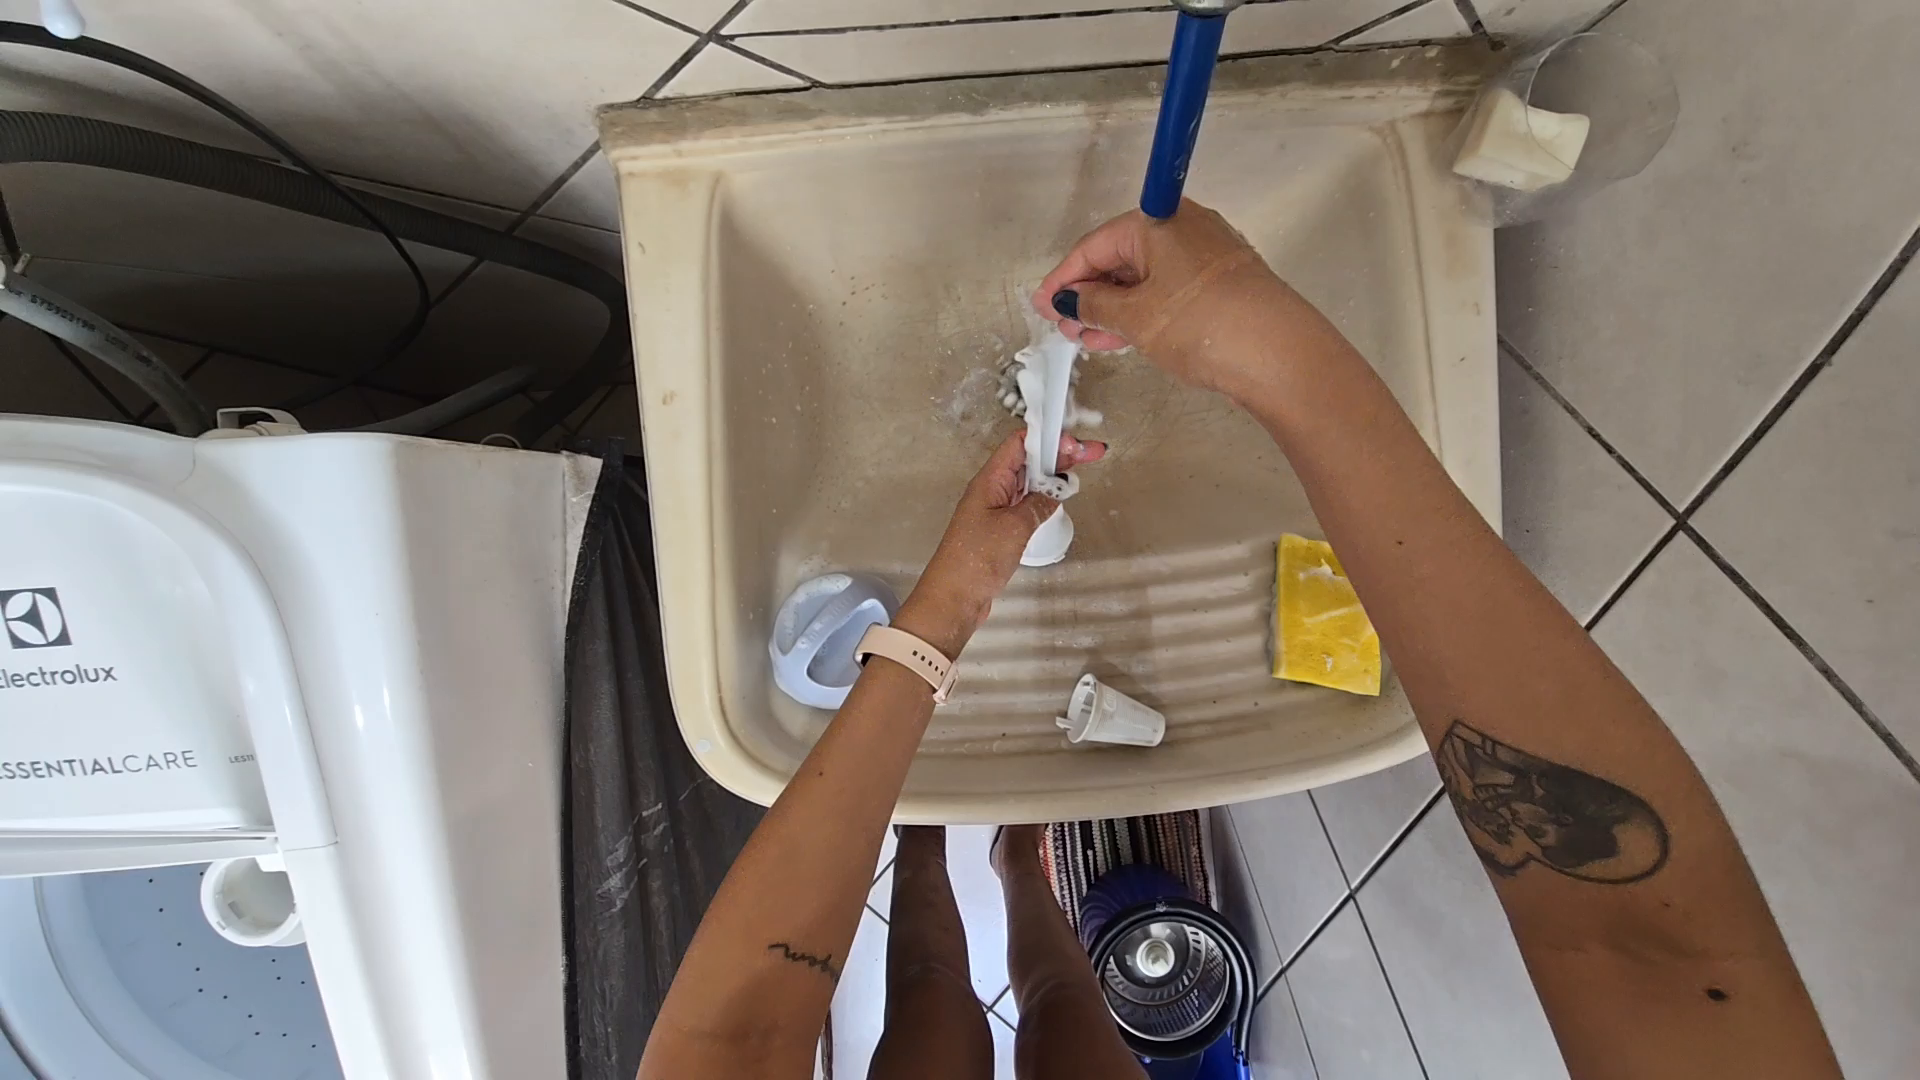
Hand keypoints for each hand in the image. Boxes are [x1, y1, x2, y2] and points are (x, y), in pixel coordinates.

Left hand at [895, 431, 1105, 655]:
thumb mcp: (1015, 527)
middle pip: (1027, 460)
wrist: (954, 598)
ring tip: (1080, 472)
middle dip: (1058, 454)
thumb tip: (1057, 489)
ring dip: (1052, 476)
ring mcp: (994, 510)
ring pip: (1027, 483)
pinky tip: (1059, 501)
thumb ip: (1038, 504)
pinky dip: (1043, 499)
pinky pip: (1023, 504)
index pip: (1019, 443)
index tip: (1076, 443)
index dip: (1049, 438)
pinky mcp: (998, 530)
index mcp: (990, 480)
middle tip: (1092, 454)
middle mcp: (991, 489)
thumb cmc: (978, 559)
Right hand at [1033, 199, 1333, 403]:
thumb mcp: (1135, 317)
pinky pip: (1164, 293)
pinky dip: (1138, 313)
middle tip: (1062, 328)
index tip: (1041, 306)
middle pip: (1120, 259)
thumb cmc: (1200, 324)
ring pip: (1142, 280)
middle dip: (1087, 295)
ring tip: (1085, 339)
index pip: (1095, 245)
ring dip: (1110, 310)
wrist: (1278, 354)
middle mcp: (1182, 229)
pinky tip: (1119, 337)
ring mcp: (1203, 257)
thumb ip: (1093, 307)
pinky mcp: (1217, 286)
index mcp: (1158, 222)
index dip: (1064, 278)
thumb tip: (1068, 302)